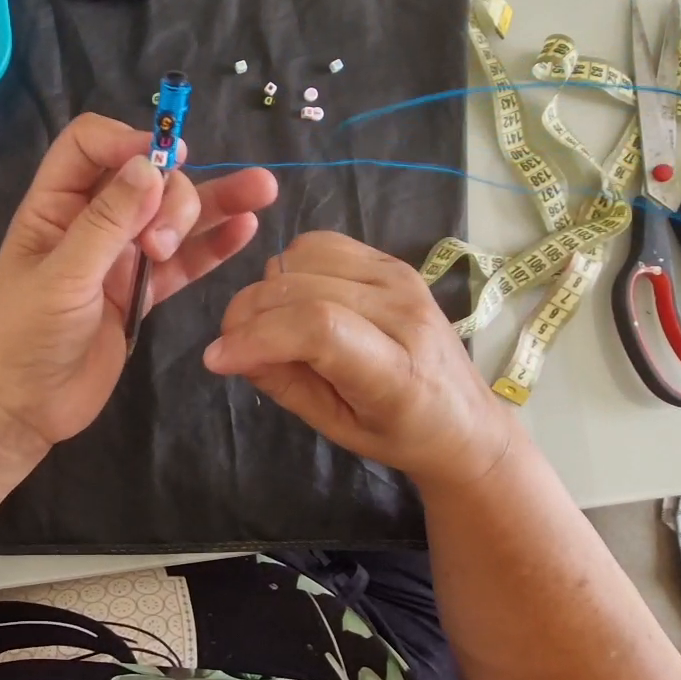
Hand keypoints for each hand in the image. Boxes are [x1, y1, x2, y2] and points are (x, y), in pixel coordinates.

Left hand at [0, 113, 277, 462]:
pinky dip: (212, 247)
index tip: (163, 160)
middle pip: (143, 179)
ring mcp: (118, 261)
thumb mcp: (61, 278)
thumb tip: (149, 165)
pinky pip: (182, 264)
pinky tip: (246, 229)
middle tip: (159, 246)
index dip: (127, 140)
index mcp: (53, 208)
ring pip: (170, 218)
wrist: (19, 411)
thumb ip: (106, 223)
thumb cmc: (21, 340)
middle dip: (169, 196)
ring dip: (212, 202)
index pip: (89, 145)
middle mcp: (88, 224)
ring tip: (260, 191)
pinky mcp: (140, 296)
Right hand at [201, 231, 513, 487]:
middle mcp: (403, 312)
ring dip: (266, 291)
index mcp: (397, 371)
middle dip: (247, 316)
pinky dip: (288, 269)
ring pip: (300, 259)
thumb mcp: (335, 427)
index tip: (216, 359)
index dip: (257, 336)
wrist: (464, 418)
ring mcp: (399, 278)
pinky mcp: (391, 261)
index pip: (319, 329)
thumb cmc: (397, 434)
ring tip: (266, 325)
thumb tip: (229, 351)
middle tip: (230, 347)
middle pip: (300, 289)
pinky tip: (292, 300)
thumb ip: (282, 384)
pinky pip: (317, 245)